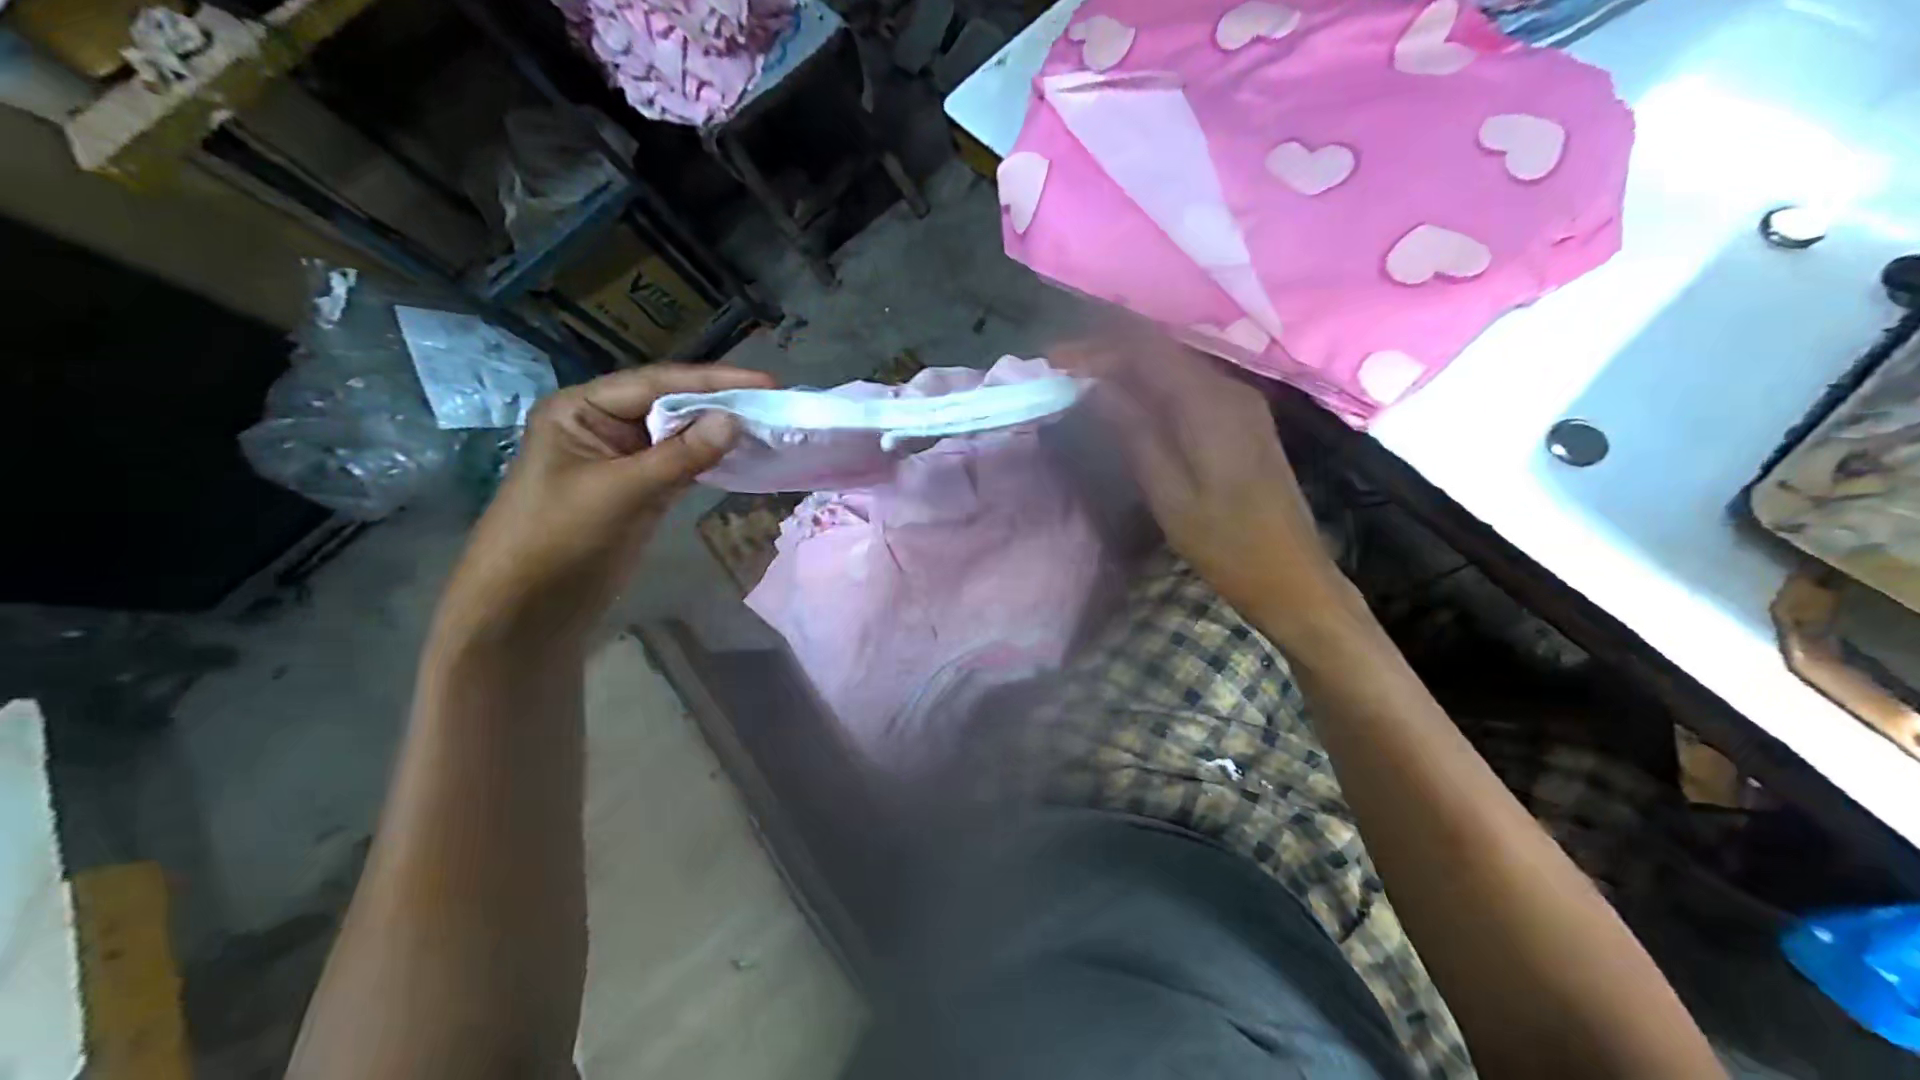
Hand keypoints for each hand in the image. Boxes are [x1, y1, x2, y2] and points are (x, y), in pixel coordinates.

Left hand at [433, 364, 775, 645]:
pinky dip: (710, 460)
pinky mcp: (639, 490)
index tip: (765, 382)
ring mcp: (623, 459)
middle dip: (720, 403)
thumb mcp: (621, 491)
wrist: (529, 609)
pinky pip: (681, 464)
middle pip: (670, 404)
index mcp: (582, 409)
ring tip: (768, 425)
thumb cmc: (559, 539)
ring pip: (679, 435)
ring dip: (719, 432)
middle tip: (774, 402)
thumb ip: (680, 455)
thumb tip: (734, 421)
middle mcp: (602, 425)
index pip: (655, 384)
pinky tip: (742, 456)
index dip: (713, 382)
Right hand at [1057, 337, 1352, 624]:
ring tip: (1083, 381)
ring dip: (1127, 368)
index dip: (1096, 348)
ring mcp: (1241, 403)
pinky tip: (1126, 400)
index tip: (1054, 361)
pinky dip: (1151, 386)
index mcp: (1211, 405)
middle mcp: (1230, 389)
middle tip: (1061, 370)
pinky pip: (1188, 387)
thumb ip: (1134, 434)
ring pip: (1174, 366)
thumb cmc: (1226, 545)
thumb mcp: (1169, 496)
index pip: (1146, 350)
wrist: (1292, 576)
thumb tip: (1097, 388)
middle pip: (1161, 351)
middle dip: (1108, 353)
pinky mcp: (1243, 421)